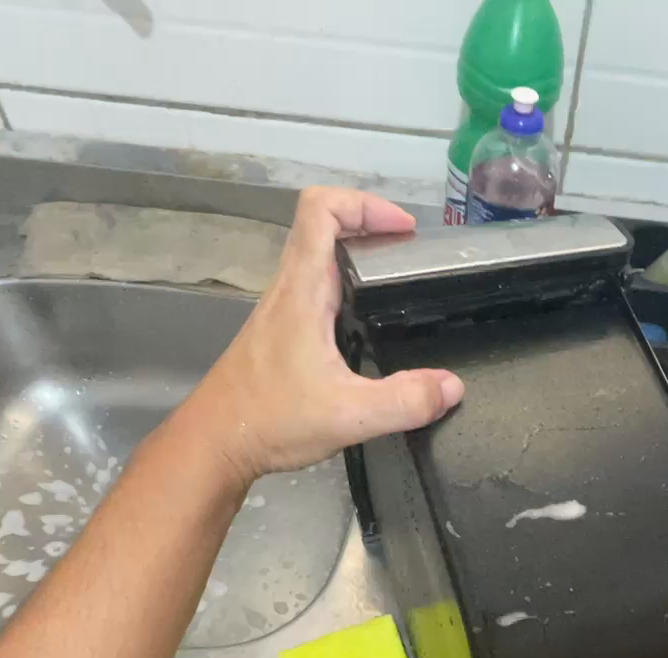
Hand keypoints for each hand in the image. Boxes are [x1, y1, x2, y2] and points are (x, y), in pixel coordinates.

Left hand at [177, 187, 464, 484]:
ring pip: (317, 259)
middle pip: (322, 228)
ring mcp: (281, 312)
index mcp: (303, 292)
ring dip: (357, 259)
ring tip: (398, 287)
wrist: (215, 443)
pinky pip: (315, 291)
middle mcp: (289, 291)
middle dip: (370, 228)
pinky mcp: (280, 335)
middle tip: (411, 257)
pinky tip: (368, 327)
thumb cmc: (272, 421)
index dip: (364, 204)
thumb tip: (452, 386)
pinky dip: (346, 290)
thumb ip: (405, 402)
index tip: (403, 230)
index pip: (321, 211)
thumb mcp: (350, 417)